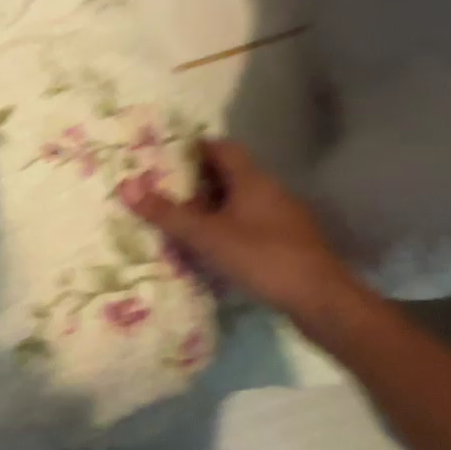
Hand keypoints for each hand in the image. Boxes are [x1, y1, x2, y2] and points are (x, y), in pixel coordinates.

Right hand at [122, 139, 358, 322]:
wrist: (324, 302)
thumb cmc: (263, 257)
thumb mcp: (207, 236)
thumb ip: (167, 213)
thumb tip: (126, 186)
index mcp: (252, 179)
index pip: (221, 147)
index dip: (193, 149)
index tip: (165, 159)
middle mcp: (270, 190)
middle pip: (230, 174)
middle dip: (199, 181)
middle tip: (167, 191)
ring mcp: (284, 218)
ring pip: (242, 201)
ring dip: (216, 207)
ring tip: (185, 222)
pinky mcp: (292, 244)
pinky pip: (254, 225)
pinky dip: (232, 229)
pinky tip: (216, 249)